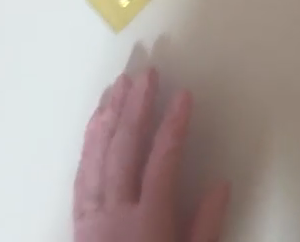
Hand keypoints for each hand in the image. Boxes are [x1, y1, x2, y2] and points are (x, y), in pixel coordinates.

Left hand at [75, 68, 231, 241]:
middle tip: (146, 72)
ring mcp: (91, 219)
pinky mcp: (78, 225)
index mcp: (147, 224)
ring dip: (108, 117)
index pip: (162, 162)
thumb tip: (221, 184)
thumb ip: (206, 228)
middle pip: (123, 150)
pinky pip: (81, 176)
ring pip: (97, 157)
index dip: (174, 126)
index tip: (184, 94)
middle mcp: (114, 216)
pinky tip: (95, 124)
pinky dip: (89, 144)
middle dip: (136, 108)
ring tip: (118, 85)